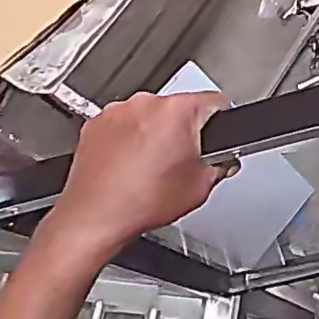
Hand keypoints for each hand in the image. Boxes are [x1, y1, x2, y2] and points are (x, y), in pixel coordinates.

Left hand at [46, 91, 234, 249]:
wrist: (95, 217)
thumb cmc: (140, 202)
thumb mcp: (200, 186)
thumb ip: (220, 165)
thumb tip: (222, 159)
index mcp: (176, 111)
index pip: (214, 101)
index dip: (222, 119)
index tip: (218, 130)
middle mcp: (145, 104)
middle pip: (178, 109)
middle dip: (183, 130)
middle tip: (181, 161)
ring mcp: (117, 112)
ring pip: (149, 116)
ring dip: (154, 133)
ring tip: (151, 166)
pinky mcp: (96, 124)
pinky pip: (123, 124)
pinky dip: (128, 139)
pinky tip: (130, 165)